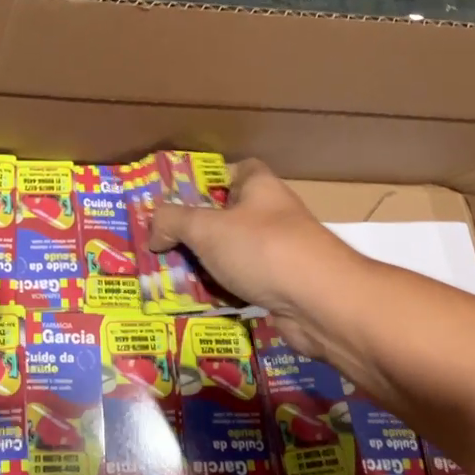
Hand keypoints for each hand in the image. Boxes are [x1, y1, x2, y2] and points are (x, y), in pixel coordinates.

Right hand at [149, 158, 364, 357]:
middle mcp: (274, 214)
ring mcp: (283, 253)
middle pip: (230, 216)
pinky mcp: (287, 288)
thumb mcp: (205, 228)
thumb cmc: (263, 248)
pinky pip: (248, 285)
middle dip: (200, 231)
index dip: (209, 180)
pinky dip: (228, 292)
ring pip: (237, 254)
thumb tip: (152, 231)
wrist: (323, 304)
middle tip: (166, 244)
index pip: (236, 170)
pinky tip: (204, 302)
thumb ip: (172, 222)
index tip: (182, 199)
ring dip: (211, 266)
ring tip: (175, 276)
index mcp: (260, 186)